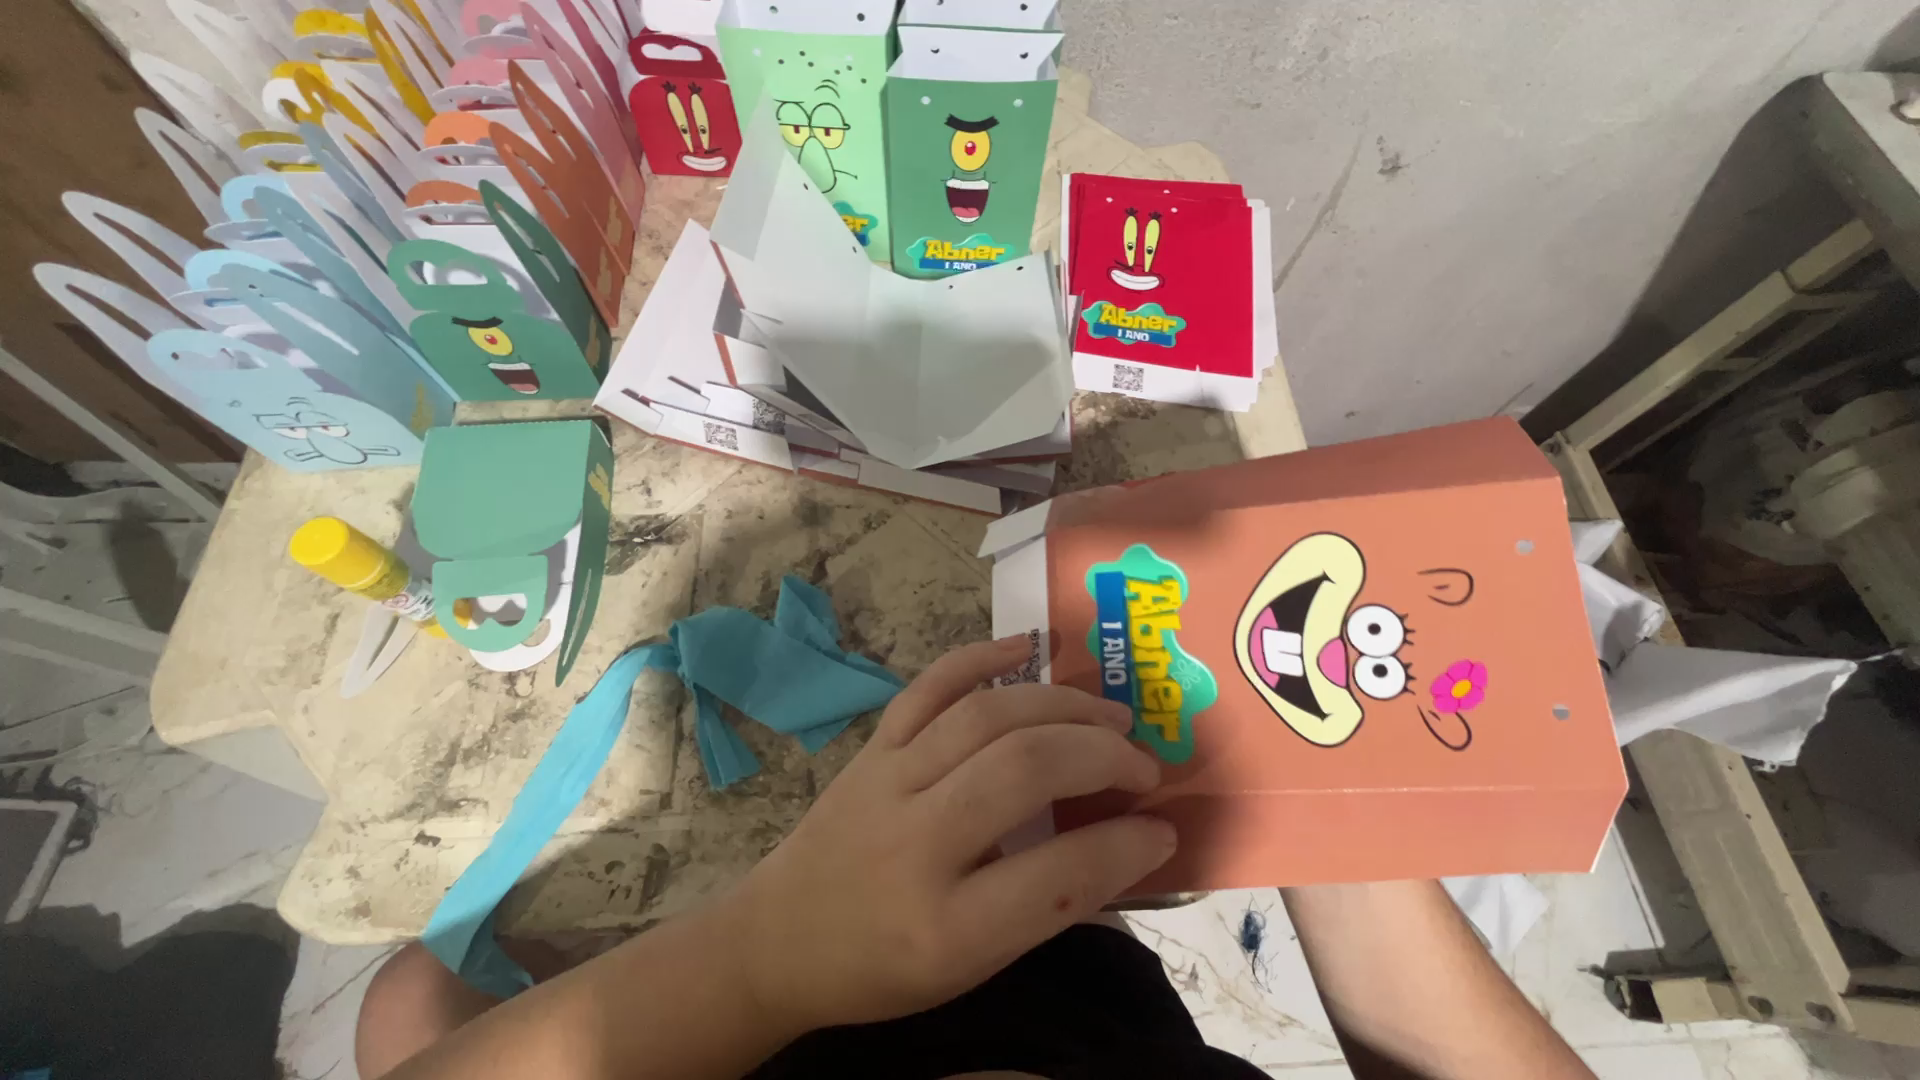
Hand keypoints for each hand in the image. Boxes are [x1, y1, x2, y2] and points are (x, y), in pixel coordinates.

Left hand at [715, 634, 1176, 1034]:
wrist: (780, 936)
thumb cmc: (883, 965)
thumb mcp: (970, 965)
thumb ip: (1045, 905)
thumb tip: (1129, 844)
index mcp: (944, 927)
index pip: (1055, 877)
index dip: (1124, 847)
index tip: (1163, 828)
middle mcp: (914, 843)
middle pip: (1022, 769)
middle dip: (1100, 756)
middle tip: (1142, 764)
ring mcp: (888, 781)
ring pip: (986, 716)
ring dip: (1061, 705)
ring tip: (1110, 714)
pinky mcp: (872, 746)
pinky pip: (930, 686)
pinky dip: (982, 656)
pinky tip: (1028, 647)